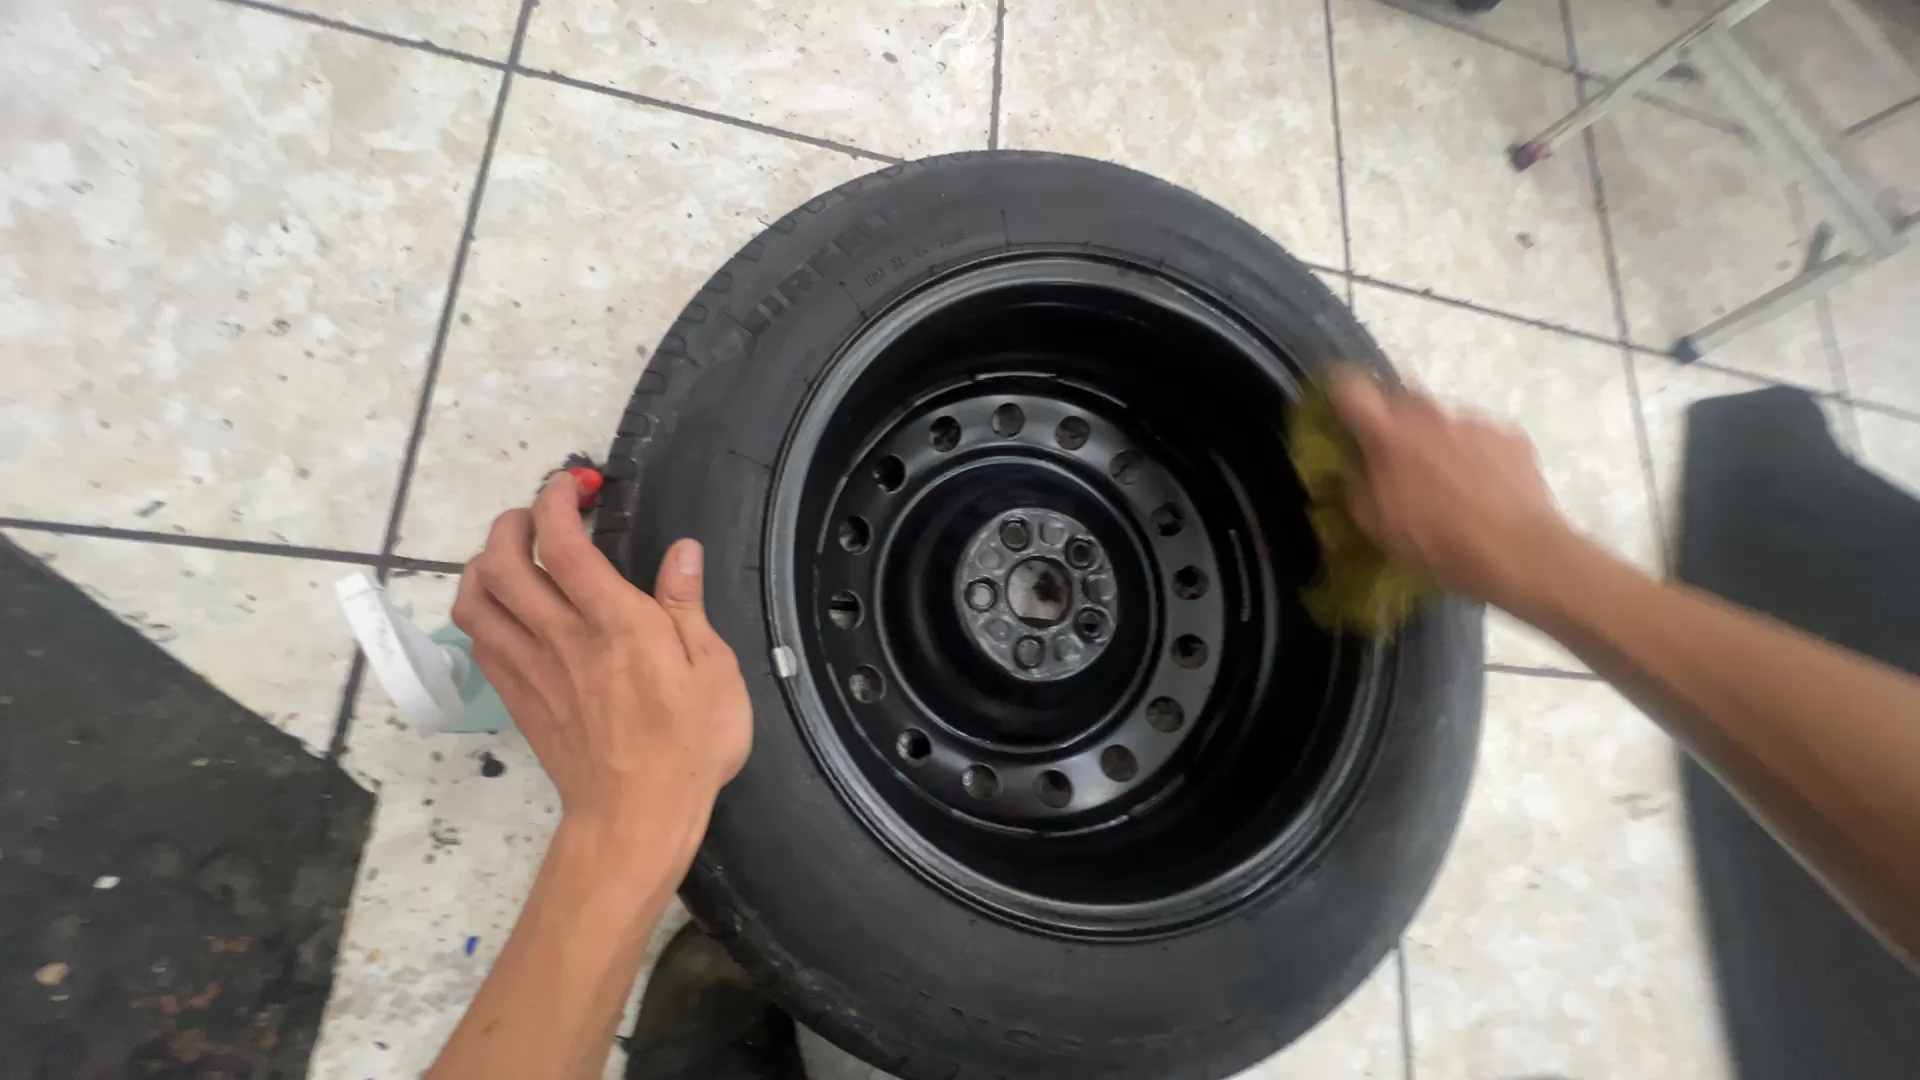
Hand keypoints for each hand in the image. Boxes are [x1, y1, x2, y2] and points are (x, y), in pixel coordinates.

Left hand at [452, 473, 751, 830]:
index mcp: (617, 624)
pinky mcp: (516, 696)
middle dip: (513, 521)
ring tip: (518, 553)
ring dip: (486, 560)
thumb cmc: (690, 742)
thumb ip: (688, 605)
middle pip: (501, 562)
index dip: (558, 500)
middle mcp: (562, 637)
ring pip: (475, 598)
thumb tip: (682, 551)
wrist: (635, 815)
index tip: (574, 484)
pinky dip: (483, 605)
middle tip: (542, 515)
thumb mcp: (714, 670)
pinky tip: (512, 607)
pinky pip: (478, 637)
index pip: (564, 544)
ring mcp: (530, 668)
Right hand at [1328, 367, 1580, 613]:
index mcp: (1387, 434)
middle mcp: (1429, 416)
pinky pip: (1480, 436)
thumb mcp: (1372, 521)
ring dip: (1434, 435)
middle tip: (1388, 446)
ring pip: (1443, 417)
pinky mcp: (1511, 437)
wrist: (1515, 551)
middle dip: (1390, 414)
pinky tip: (1478, 484)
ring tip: (1441, 475)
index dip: (1340, 389)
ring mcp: (1475, 422)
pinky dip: (1472, 452)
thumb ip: (1356, 484)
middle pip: (1401, 395)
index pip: (1351, 389)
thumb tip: (1355, 469)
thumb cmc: (1432, 539)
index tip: (1338, 400)